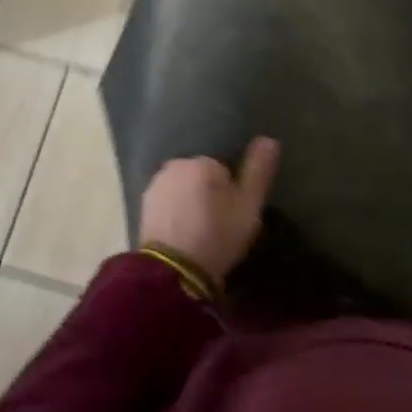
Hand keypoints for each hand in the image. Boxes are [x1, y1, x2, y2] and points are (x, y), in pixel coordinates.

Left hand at [138, 137, 279, 285]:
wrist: (174, 273)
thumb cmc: (217, 236)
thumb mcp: (249, 206)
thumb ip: (259, 171)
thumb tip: (269, 139)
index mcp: (202, 163)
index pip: (224, 171)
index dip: (232, 195)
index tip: (232, 218)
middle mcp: (175, 166)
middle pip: (202, 178)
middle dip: (209, 196)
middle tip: (218, 228)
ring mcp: (155, 187)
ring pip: (183, 191)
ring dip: (190, 205)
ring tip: (200, 235)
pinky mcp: (142, 209)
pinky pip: (168, 206)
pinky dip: (175, 216)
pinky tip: (182, 238)